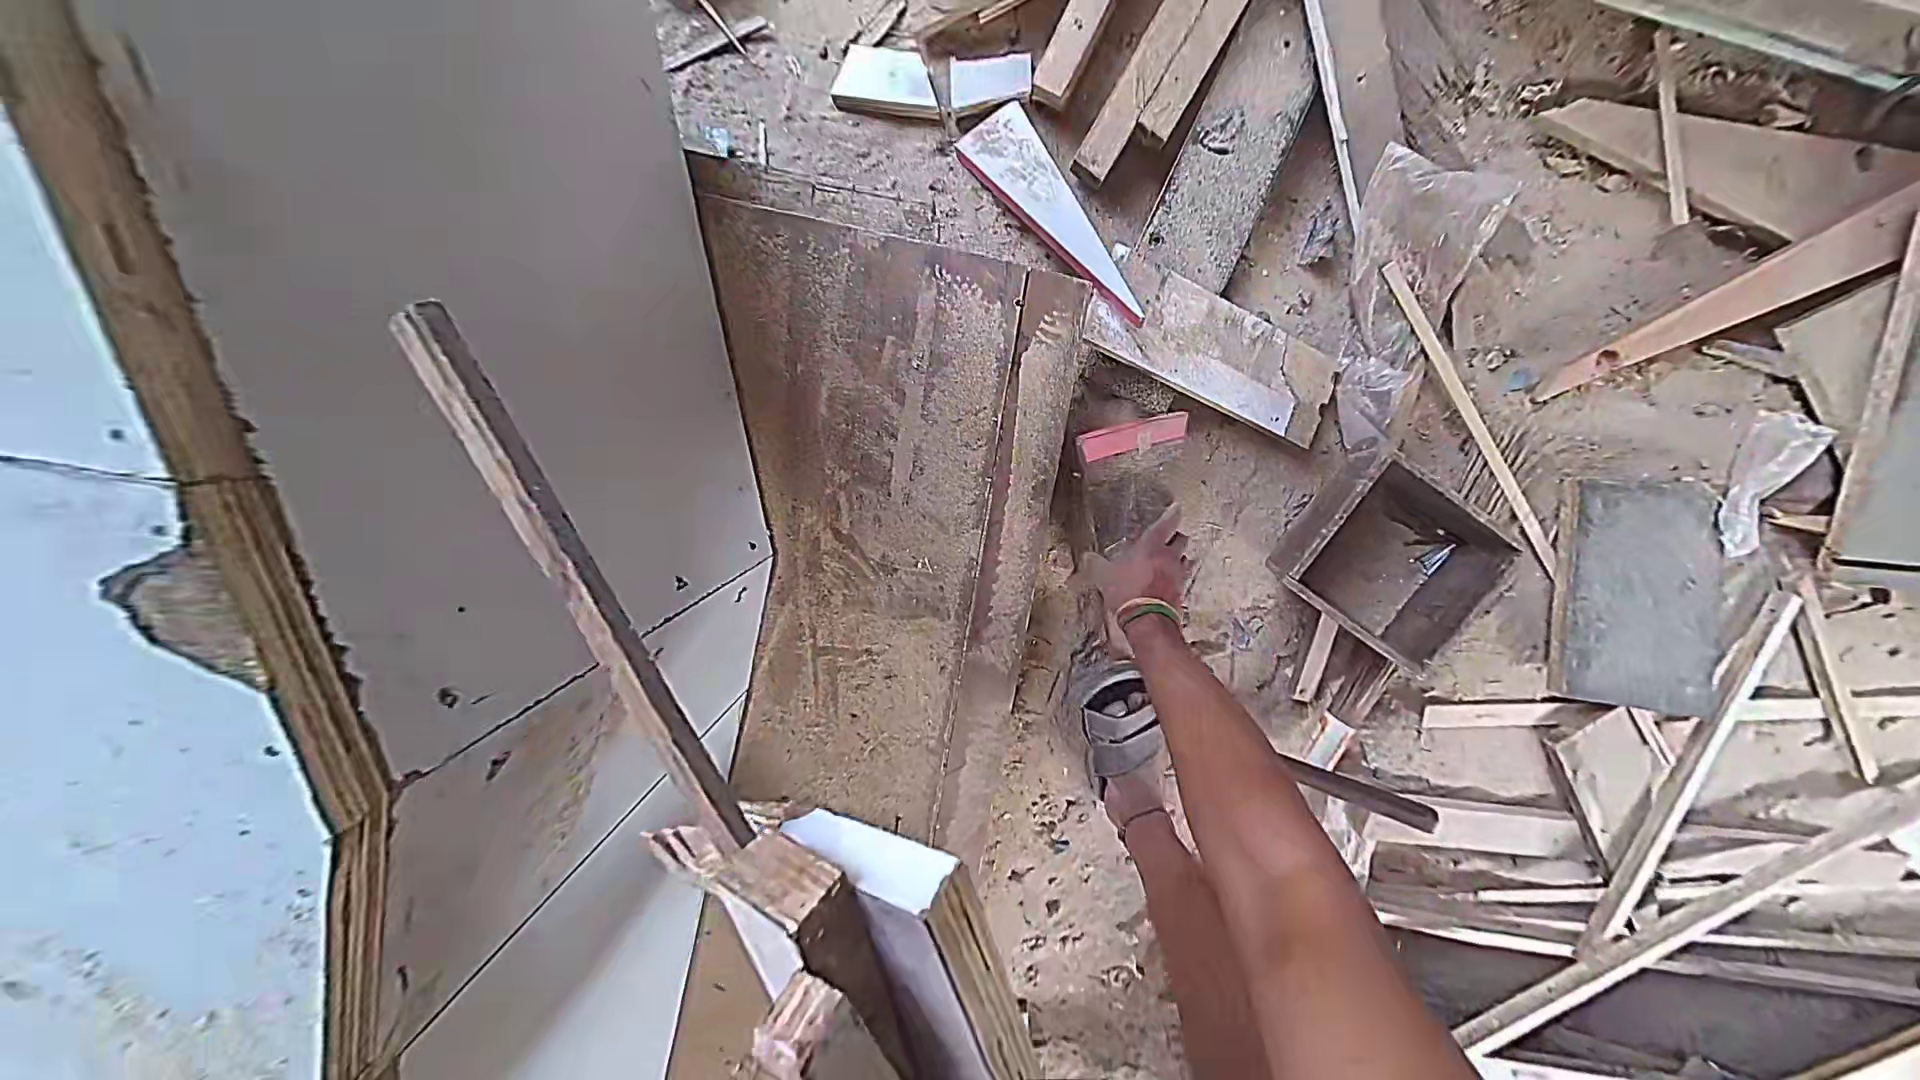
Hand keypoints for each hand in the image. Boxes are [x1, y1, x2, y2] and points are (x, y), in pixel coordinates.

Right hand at [1087, 503, 1190, 618]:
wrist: (1147, 620)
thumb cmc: (1126, 591)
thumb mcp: (1104, 575)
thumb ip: (1096, 564)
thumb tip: (1087, 557)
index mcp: (1151, 546)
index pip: (1166, 524)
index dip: (1172, 514)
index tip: (1176, 508)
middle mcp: (1169, 557)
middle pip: (1181, 540)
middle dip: (1175, 537)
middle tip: (1168, 538)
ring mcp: (1177, 575)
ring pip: (1184, 559)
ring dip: (1178, 558)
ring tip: (1168, 560)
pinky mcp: (1181, 592)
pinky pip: (1181, 579)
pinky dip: (1175, 577)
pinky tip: (1166, 581)